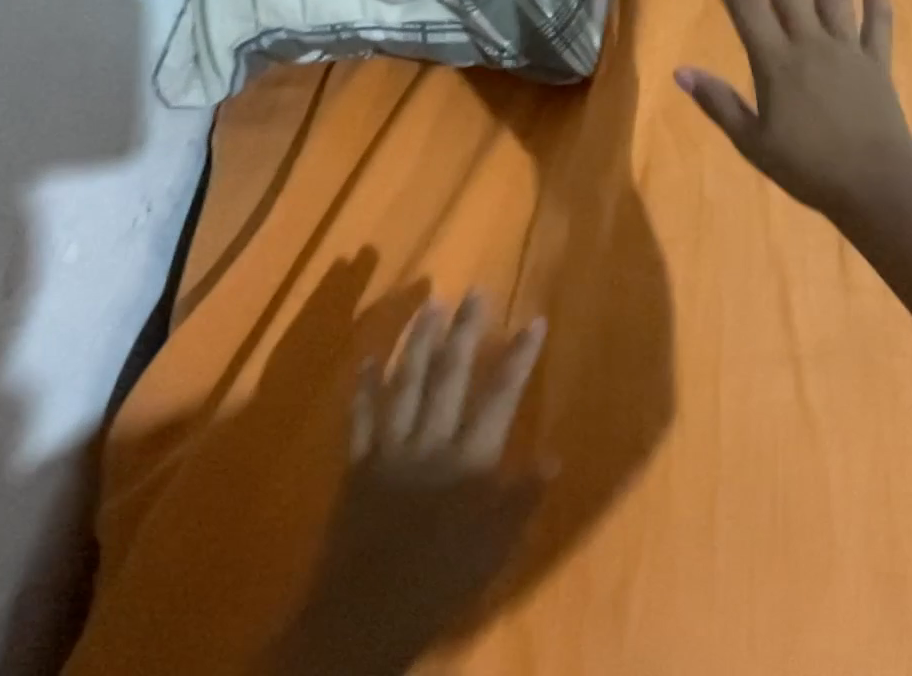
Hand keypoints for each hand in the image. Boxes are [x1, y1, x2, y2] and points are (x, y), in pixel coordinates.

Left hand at [270, 296, 547, 674]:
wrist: (361, 618)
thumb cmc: (438, 583)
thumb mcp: (493, 550)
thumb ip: (521, 500)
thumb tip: (554, 455)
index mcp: (468, 463)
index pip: (500, 397)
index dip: (520, 357)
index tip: (535, 320)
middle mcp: (429, 445)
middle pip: (449, 378)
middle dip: (464, 333)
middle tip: (474, 293)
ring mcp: (388, 451)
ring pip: (404, 386)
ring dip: (417, 343)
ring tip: (428, 305)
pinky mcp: (357, 466)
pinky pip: (360, 418)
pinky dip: (365, 387)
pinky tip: (369, 358)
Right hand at [677, 0, 911, 218]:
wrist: (874, 186)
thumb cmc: (807, 169)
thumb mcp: (753, 143)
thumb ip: (719, 104)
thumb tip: (681, 71)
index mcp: (777, 63)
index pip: (743, 4)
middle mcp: (812, 44)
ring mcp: (849, 49)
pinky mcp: (878, 62)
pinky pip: (878, 20)